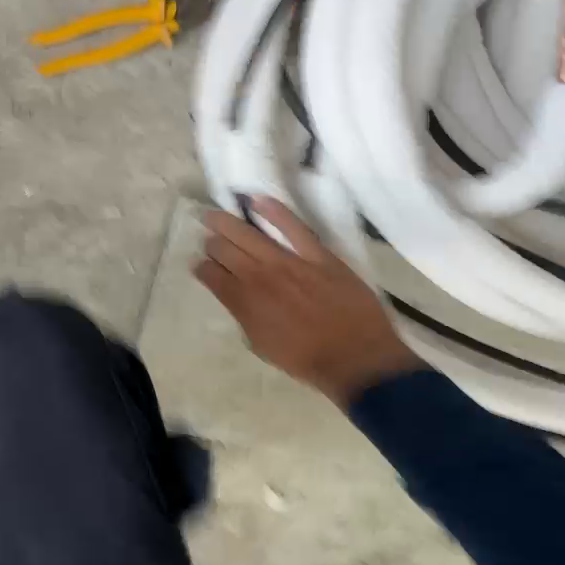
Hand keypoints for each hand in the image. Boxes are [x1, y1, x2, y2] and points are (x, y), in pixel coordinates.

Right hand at [194, 196, 424, 404]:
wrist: (361, 363)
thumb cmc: (306, 359)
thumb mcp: (258, 341)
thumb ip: (240, 311)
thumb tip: (230, 292)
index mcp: (240, 299)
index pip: (206, 271)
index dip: (202, 268)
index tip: (205, 269)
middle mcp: (256, 276)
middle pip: (221, 247)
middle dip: (211, 243)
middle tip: (212, 242)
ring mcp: (288, 263)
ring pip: (245, 233)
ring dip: (224, 223)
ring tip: (215, 217)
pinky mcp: (318, 258)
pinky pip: (294, 227)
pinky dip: (274, 211)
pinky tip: (257, 200)